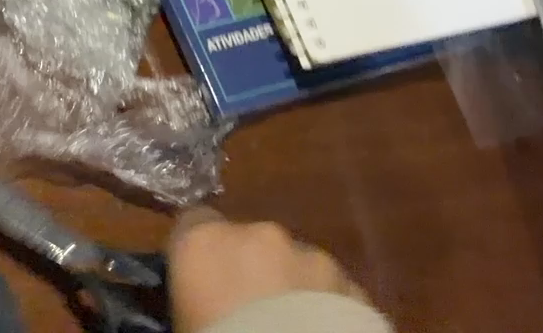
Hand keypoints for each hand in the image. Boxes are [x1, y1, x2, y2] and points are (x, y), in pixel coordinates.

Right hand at [167, 209, 372, 332]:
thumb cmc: (219, 332)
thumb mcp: (187, 303)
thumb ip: (198, 276)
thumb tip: (211, 284)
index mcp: (203, 235)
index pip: (198, 220)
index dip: (209, 247)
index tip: (212, 272)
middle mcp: (255, 233)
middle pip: (254, 239)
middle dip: (258, 263)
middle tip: (257, 300)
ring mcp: (310, 256)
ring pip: (300, 261)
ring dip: (296, 280)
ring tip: (297, 317)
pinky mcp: (354, 286)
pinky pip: (337, 288)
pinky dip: (330, 303)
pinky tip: (323, 326)